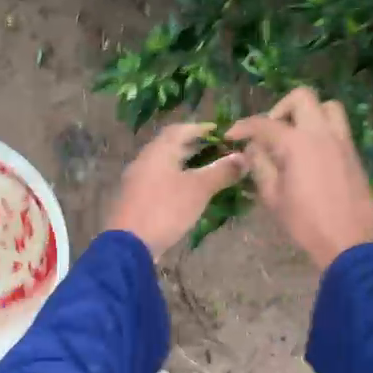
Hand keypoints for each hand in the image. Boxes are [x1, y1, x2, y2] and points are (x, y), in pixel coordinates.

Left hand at [105, 123, 245, 255]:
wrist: (129, 244)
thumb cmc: (165, 209)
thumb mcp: (199, 189)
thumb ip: (221, 171)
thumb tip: (244, 157)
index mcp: (159, 151)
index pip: (181, 129)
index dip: (201, 128)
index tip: (220, 132)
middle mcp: (145, 160)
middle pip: (171, 146)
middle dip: (195, 146)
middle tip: (218, 152)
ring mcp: (137, 180)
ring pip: (165, 164)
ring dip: (185, 164)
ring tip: (207, 171)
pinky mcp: (135, 198)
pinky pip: (159, 180)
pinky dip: (176, 180)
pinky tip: (187, 192)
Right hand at [228, 88, 372, 268]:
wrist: (349, 241)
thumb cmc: (306, 223)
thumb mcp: (273, 197)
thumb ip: (260, 166)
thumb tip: (253, 148)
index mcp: (297, 143)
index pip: (264, 124)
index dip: (244, 127)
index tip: (232, 135)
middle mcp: (321, 133)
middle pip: (302, 98)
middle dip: (280, 108)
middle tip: (271, 132)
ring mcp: (342, 141)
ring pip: (327, 107)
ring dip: (309, 113)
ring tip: (296, 136)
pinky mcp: (353, 153)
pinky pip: (338, 127)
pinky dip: (322, 129)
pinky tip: (312, 153)